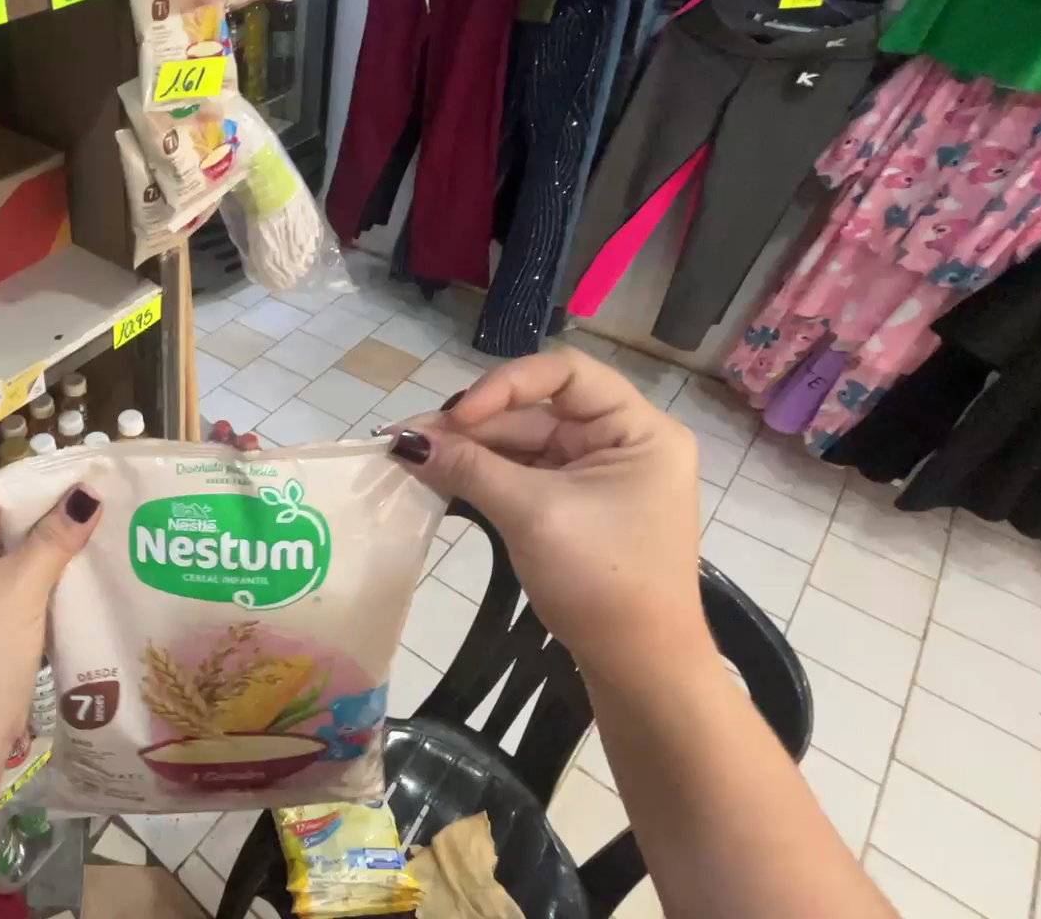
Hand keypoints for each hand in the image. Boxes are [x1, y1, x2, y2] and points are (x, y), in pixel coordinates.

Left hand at [0, 482, 101, 754]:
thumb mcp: (21, 591)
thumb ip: (55, 537)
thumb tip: (90, 491)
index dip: (33, 485)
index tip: (81, 474)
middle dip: (44, 513)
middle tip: (95, 497)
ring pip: (7, 551)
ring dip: (45, 542)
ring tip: (94, 522)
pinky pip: (8, 578)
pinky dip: (38, 570)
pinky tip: (75, 561)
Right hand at [383, 348, 708, 681]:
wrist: (636, 666)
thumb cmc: (602, 579)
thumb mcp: (532, 515)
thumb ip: (469, 468)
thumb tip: (404, 440)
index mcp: (635, 431)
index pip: (565, 374)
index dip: (506, 385)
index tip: (460, 418)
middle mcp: (613, 441)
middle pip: (530, 412)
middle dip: (469, 427)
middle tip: (405, 439)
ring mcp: (587, 473)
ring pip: (514, 444)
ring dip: (463, 450)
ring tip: (408, 456)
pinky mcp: (564, 501)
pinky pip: (513, 473)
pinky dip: (474, 474)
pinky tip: (433, 474)